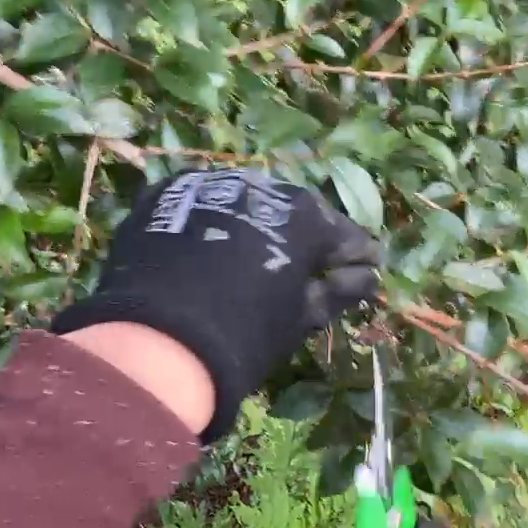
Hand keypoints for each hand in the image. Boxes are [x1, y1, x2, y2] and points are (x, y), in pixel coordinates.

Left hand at [53, 170, 377, 441]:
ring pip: (242, 203)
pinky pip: (198, 207)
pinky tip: (209, 249)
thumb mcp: (302, 317)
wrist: (160, 342)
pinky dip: (209, 226)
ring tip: (255, 257)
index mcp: (304, 215)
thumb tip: (367, 276)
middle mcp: (260, 186)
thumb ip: (340, 291)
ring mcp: (205, 185)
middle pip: (292, 211)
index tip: (366, 266)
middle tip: (310, 264)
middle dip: (303, 236)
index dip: (355, 254)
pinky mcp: (161, 197)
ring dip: (254, 226)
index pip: (342, 233)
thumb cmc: (247, 334)